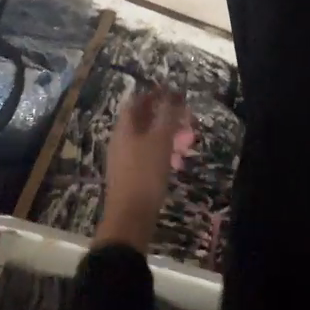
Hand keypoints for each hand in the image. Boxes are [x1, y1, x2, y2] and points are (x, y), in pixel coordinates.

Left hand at [95, 86, 193, 252]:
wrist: (130, 217)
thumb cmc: (145, 174)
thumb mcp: (161, 141)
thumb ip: (168, 115)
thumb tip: (173, 94)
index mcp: (125, 129)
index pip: (136, 102)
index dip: (155, 94)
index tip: (175, 92)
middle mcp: (122, 141)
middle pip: (144, 120)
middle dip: (167, 116)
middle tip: (188, 119)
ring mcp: (125, 159)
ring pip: (149, 139)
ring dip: (169, 136)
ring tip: (188, 142)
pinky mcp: (132, 175)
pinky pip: (149, 155)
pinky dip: (164, 152)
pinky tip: (177, 161)